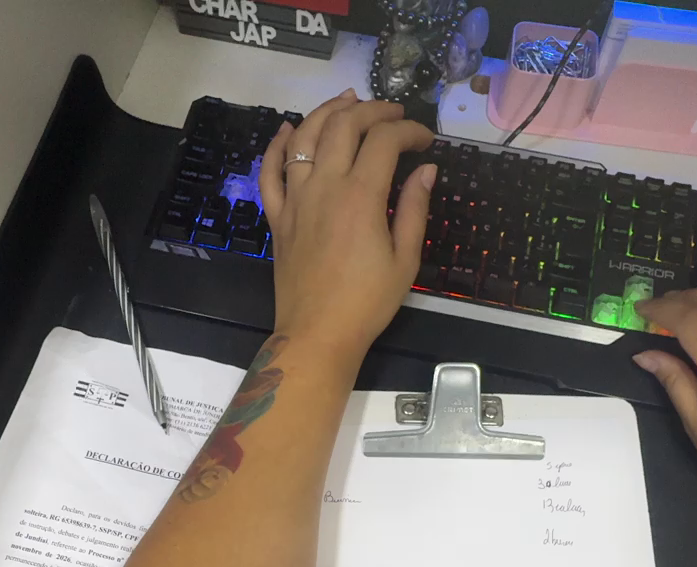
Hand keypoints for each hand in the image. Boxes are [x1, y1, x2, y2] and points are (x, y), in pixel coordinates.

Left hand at [258, 90, 435, 355]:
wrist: (318, 335)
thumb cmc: (366, 304)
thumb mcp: (404, 261)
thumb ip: (413, 210)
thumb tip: (426, 171)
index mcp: (361, 196)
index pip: (385, 140)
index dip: (409, 131)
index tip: (425, 141)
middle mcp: (325, 186)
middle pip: (345, 125)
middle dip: (373, 110)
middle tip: (393, 115)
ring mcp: (296, 200)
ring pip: (306, 137)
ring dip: (328, 111)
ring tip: (348, 101)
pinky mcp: (278, 218)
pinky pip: (270, 173)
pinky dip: (278, 146)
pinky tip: (289, 130)